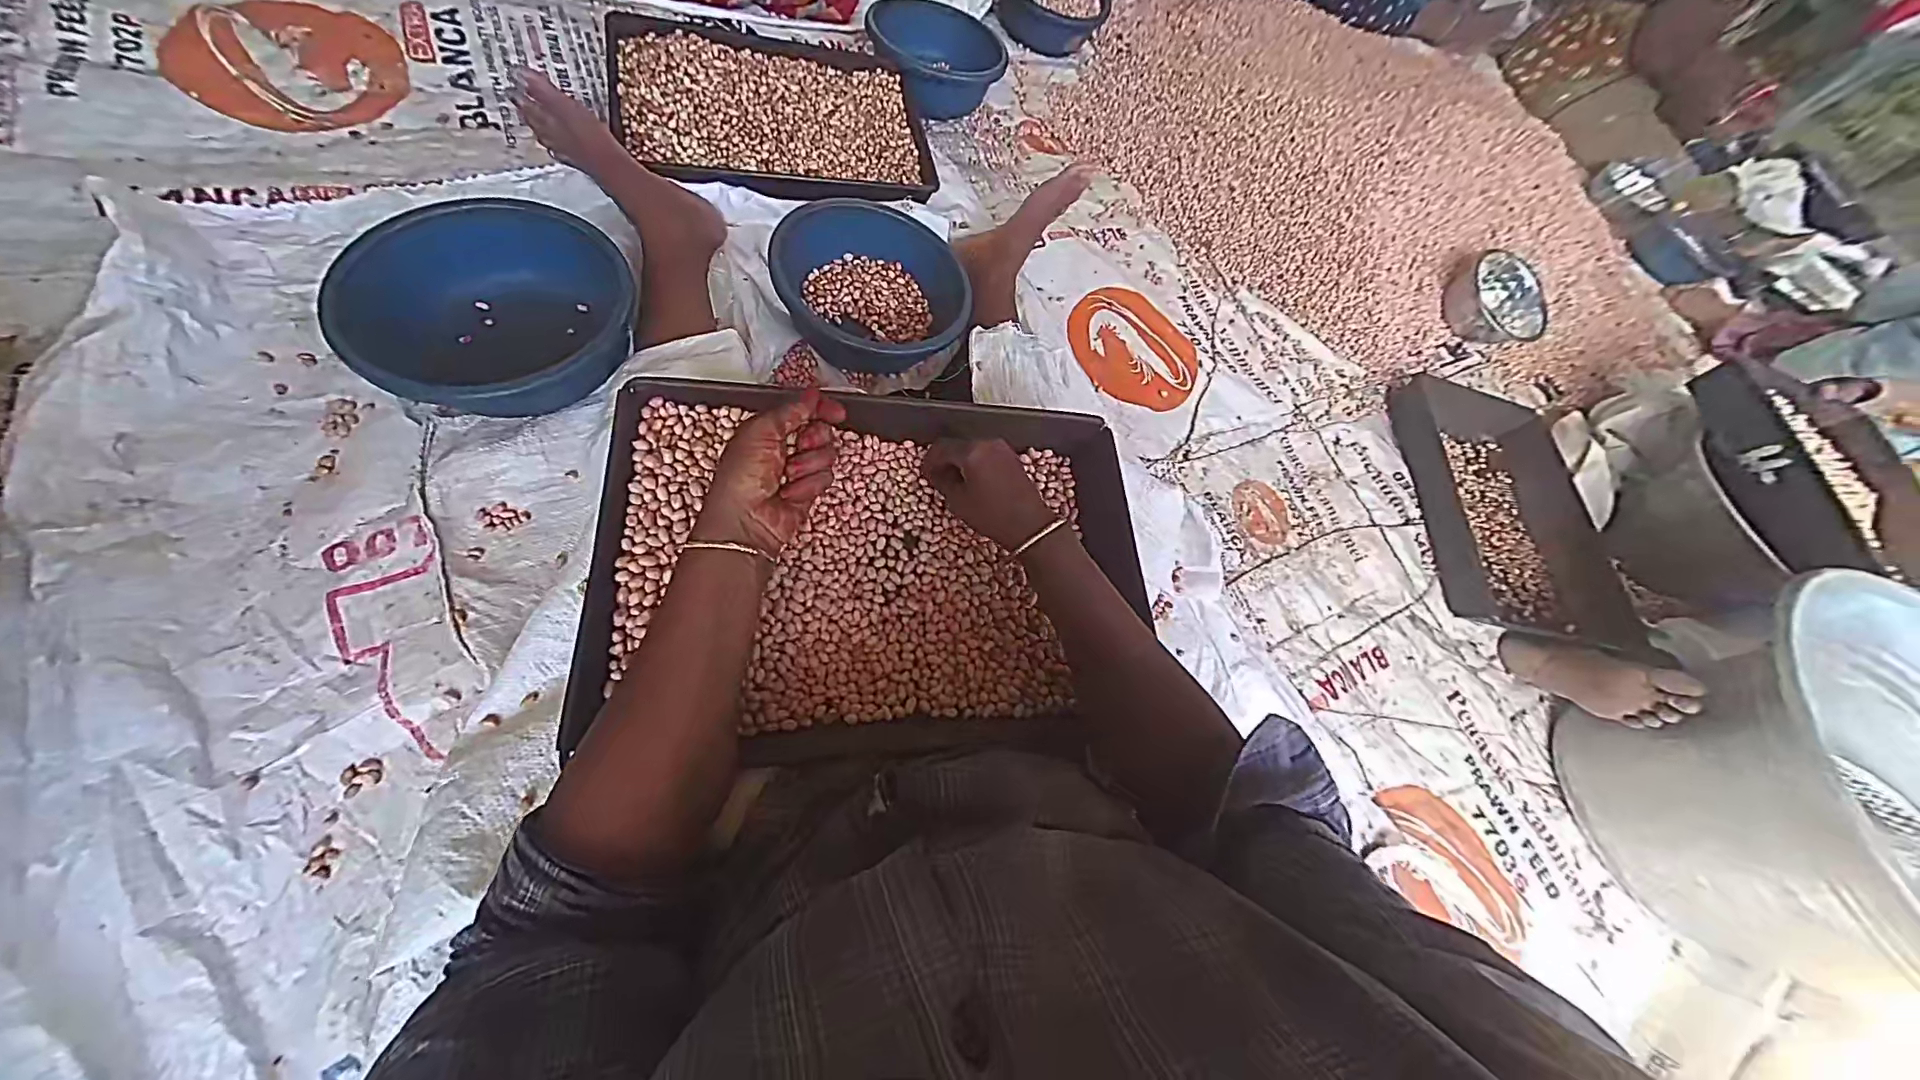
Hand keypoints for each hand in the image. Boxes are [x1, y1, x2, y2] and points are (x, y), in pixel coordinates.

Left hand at [511, 67, 624, 171]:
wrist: (610, 166)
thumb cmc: (589, 135)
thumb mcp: (564, 105)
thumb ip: (541, 90)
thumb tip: (518, 72)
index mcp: (543, 121)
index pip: (524, 102)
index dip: (518, 90)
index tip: (514, 79)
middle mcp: (549, 137)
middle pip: (532, 120)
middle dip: (527, 108)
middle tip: (521, 97)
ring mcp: (563, 150)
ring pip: (545, 135)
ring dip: (542, 126)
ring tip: (540, 118)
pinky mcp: (578, 160)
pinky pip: (562, 147)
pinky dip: (560, 141)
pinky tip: (563, 141)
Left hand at [694, 389, 846, 556]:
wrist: (745, 521)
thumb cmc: (740, 479)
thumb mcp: (759, 432)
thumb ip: (789, 411)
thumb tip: (811, 396)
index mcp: (769, 429)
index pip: (803, 410)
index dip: (820, 408)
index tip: (835, 411)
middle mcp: (786, 448)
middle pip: (821, 431)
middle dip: (815, 438)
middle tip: (801, 445)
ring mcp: (799, 470)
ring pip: (827, 454)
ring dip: (809, 464)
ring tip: (788, 475)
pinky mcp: (809, 490)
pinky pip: (826, 477)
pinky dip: (809, 485)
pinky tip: (790, 493)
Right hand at [922, 438, 1056, 549]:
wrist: (1030, 525)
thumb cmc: (992, 515)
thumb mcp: (959, 501)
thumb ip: (943, 481)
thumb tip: (936, 472)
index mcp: (971, 451)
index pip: (941, 448)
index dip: (929, 460)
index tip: (924, 472)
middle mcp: (987, 444)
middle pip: (958, 446)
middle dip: (945, 460)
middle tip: (936, 476)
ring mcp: (1002, 450)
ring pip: (973, 449)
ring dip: (961, 461)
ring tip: (954, 481)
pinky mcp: (1012, 458)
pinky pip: (986, 455)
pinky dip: (976, 463)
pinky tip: (973, 480)